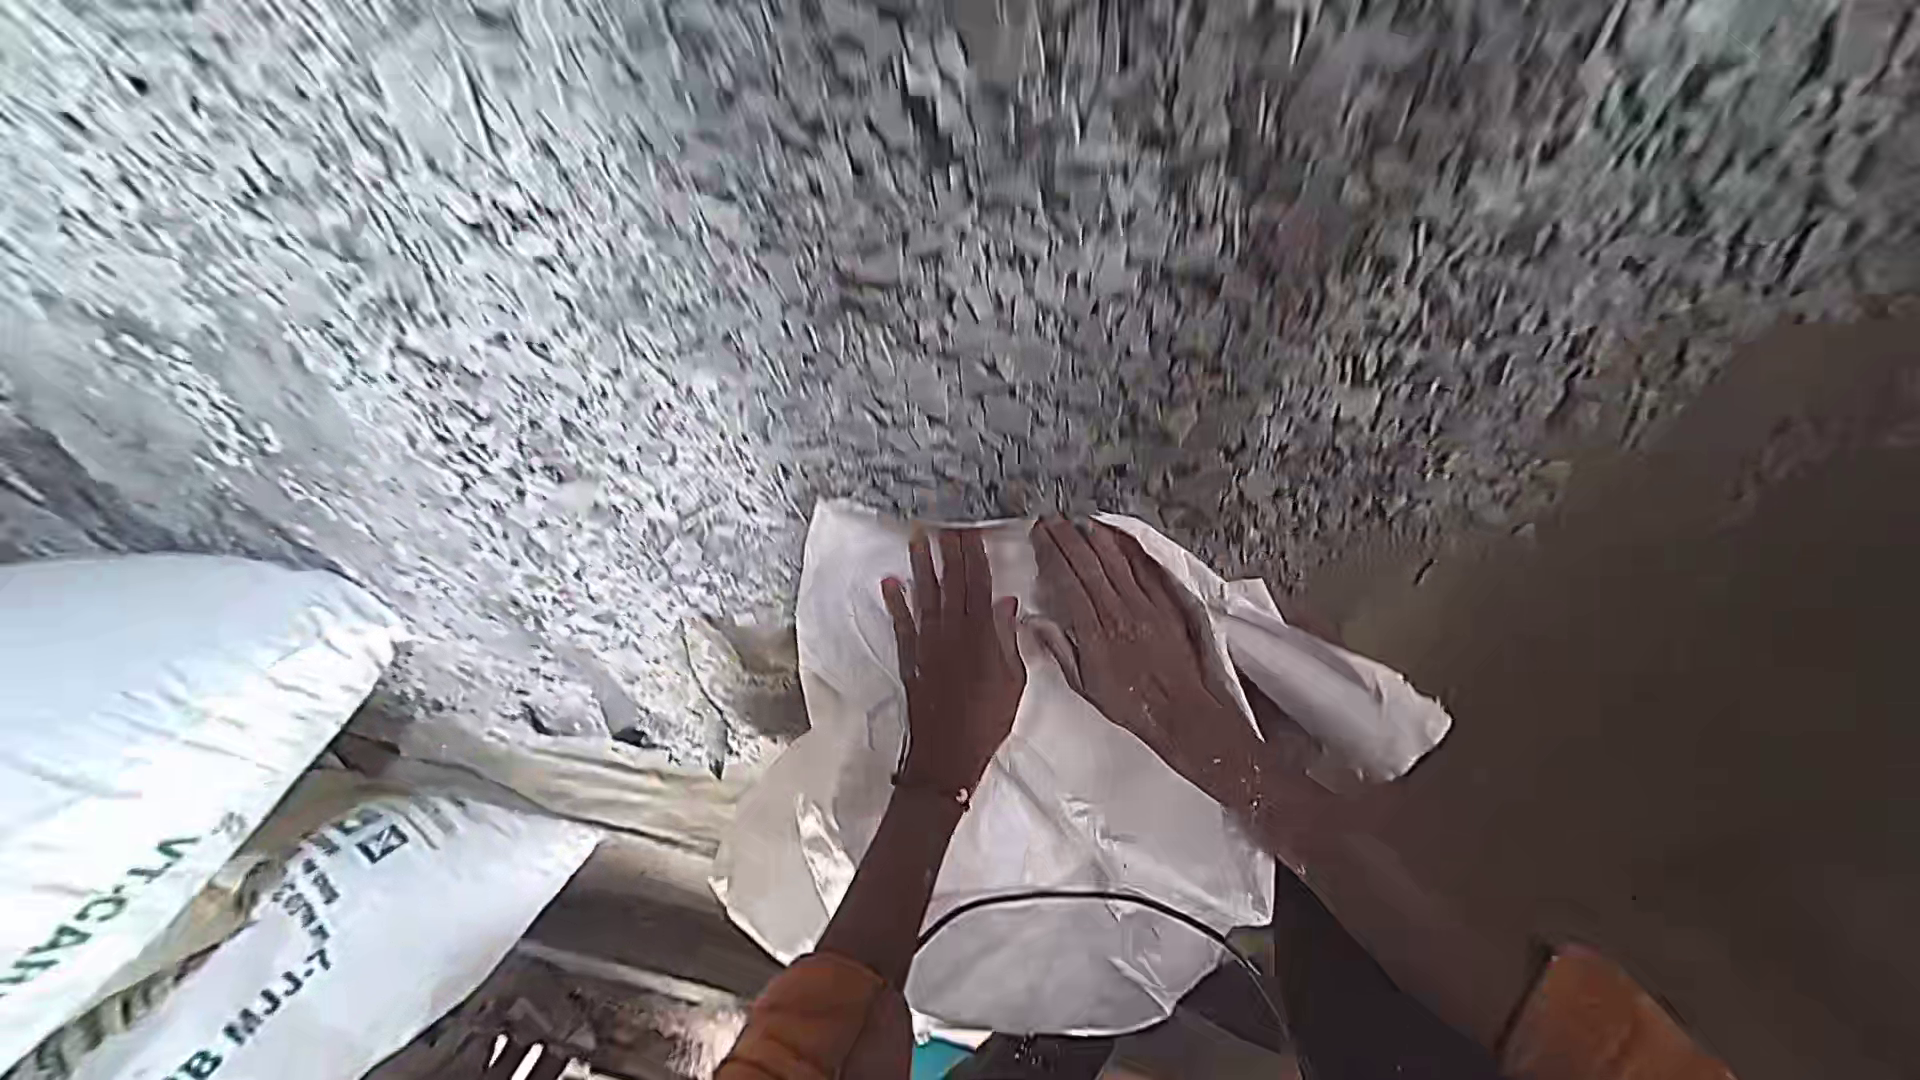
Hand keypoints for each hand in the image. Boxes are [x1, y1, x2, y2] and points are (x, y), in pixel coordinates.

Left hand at [882, 527, 1024, 796]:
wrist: (946, 756)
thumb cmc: (987, 721)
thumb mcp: (1012, 682)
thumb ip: (1007, 640)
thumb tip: (1007, 602)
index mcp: (981, 637)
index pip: (979, 586)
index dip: (975, 556)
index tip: (971, 531)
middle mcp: (952, 633)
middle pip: (952, 583)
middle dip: (949, 551)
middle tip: (944, 522)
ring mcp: (927, 644)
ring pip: (926, 596)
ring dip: (922, 566)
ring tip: (918, 539)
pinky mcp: (910, 658)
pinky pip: (902, 624)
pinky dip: (895, 602)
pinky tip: (891, 582)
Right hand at [1029, 518, 1259, 806]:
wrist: (1184, 713)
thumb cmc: (1132, 705)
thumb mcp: (1085, 686)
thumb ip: (1060, 650)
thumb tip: (1035, 623)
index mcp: (1094, 633)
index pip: (1067, 581)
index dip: (1051, 554)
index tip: (1039, 536)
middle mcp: (1117, 613)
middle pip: (1087, 565)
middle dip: (1066, 538)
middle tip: (1052, 520)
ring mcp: (1144, 606)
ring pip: (1114, 562)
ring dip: (1094, 538)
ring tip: (1079, 521)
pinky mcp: (1166, 605)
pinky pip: (1143, 570)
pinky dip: (1127, 551)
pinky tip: (1116, 538)